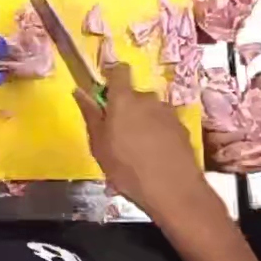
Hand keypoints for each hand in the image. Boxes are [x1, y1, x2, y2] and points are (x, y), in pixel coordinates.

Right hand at [76, 63, 213, 219]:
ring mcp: (168, 113)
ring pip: (149, 111)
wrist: (172, 189)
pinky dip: (156, 135)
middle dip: (125, 109)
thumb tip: (79, 92)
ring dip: (141, 123)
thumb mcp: (99, 144)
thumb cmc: (126, 167)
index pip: (120, 71)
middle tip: (116, 135)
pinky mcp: (182, 128)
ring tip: (135, 150)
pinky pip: (163, 125)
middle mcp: (148, 99)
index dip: (112, 76)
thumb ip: (90, 115)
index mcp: (124, 99)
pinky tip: (152, 157)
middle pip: (133, 96)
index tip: (104, 92)